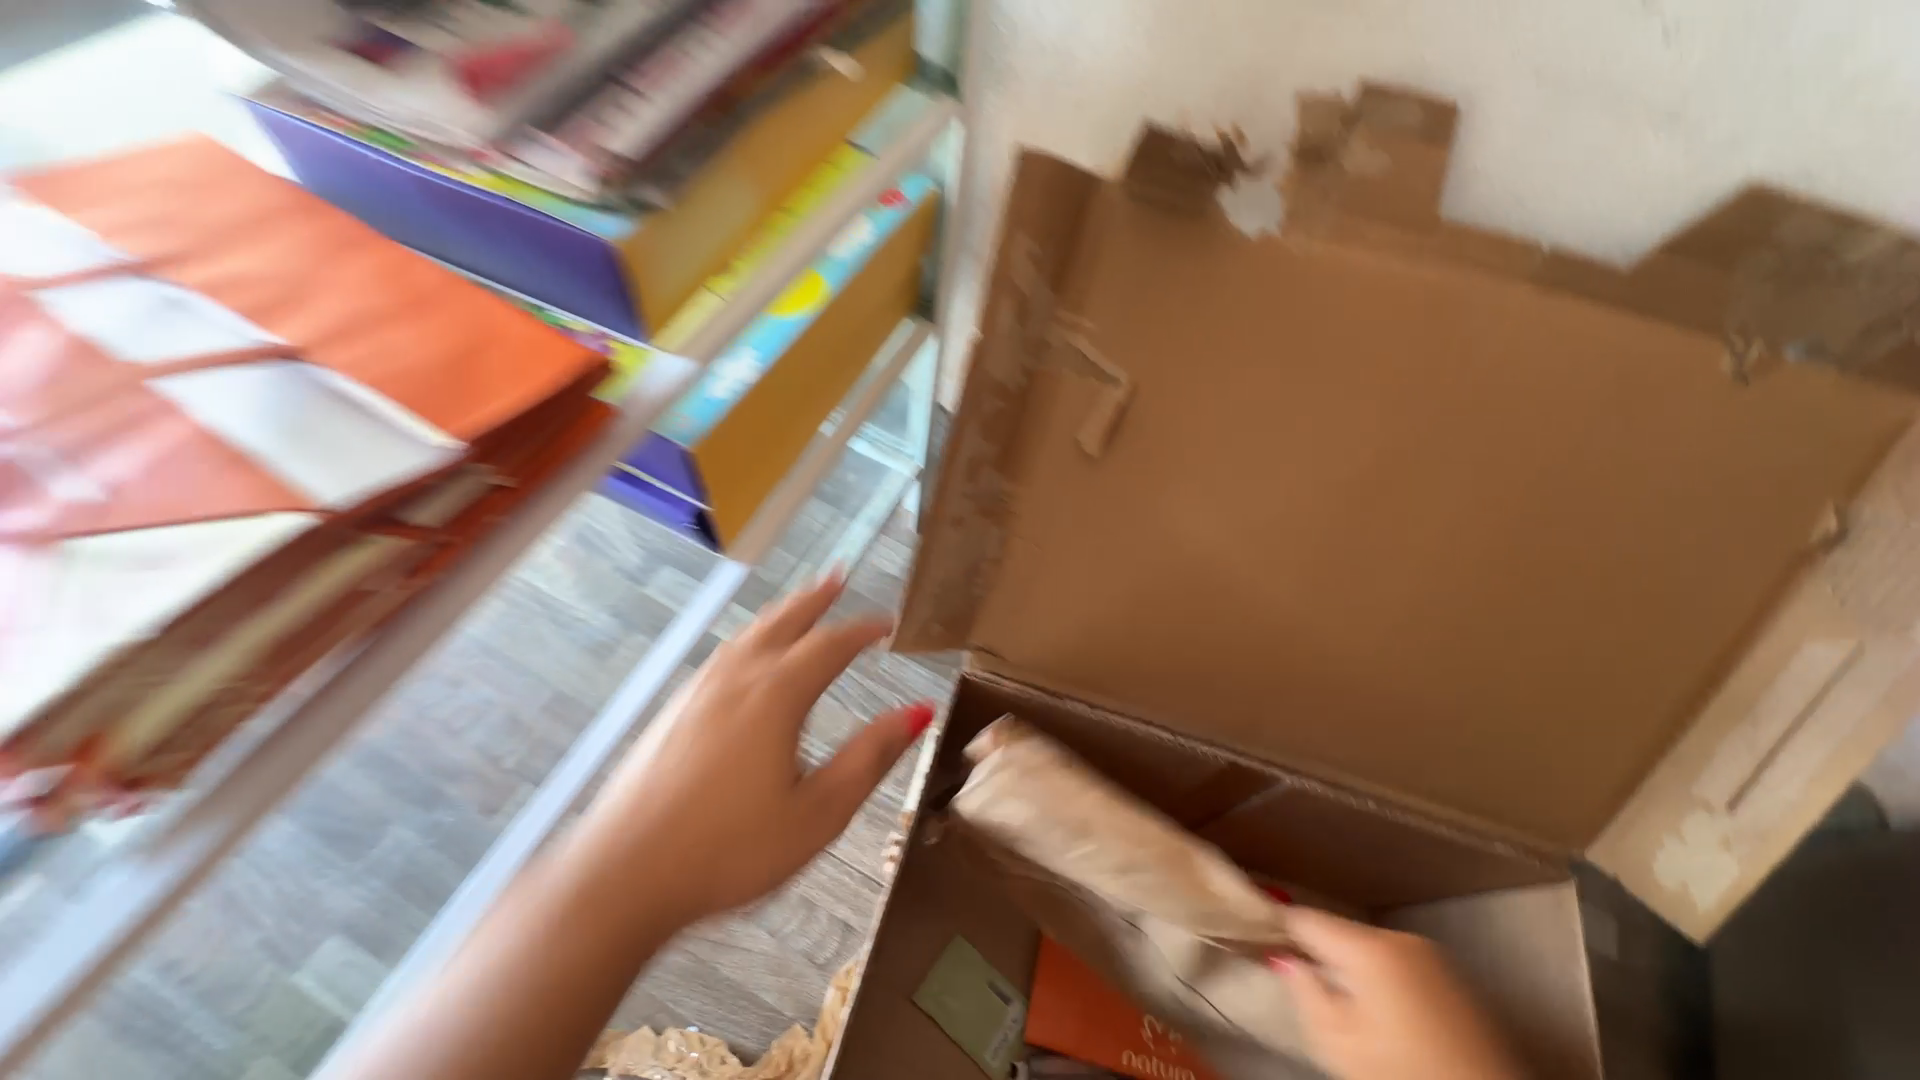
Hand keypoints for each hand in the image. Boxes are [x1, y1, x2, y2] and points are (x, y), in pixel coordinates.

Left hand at [578, 575, 933, 924]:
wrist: (622, 874)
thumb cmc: (730, 850)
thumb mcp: (818, 813)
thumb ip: (870, 758)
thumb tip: (917, 713)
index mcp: (776, 696)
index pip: (829, 646)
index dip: (862, 630)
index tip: (887, 623)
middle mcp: (736, 679)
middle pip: (782, 622)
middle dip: (814, 598)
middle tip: (837, 575)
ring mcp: (697, 692)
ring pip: (747, 635)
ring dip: (779, 614)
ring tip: (798, 605)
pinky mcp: (671, 712)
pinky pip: (723, 656)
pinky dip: (750, 639)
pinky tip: (746, 659)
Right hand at [1274, 907, 1522, 1079]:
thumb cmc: (1403, 1077)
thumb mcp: (1338, 1044)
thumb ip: (1303, 992)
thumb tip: (1283, 957)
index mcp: (1368, 947)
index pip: (1304, 918)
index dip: (1275, 926)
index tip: (1255, 939)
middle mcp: (1400, 938)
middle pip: (1339, 934)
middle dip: (1317, 954)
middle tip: (1300, 985)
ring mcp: (1432, 956)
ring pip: (1369, 949)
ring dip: (1351, 969)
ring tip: (1346, 1008)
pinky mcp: (1454, 978)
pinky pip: (1399, 965)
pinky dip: (1382, 980)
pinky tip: (1385, 1018)